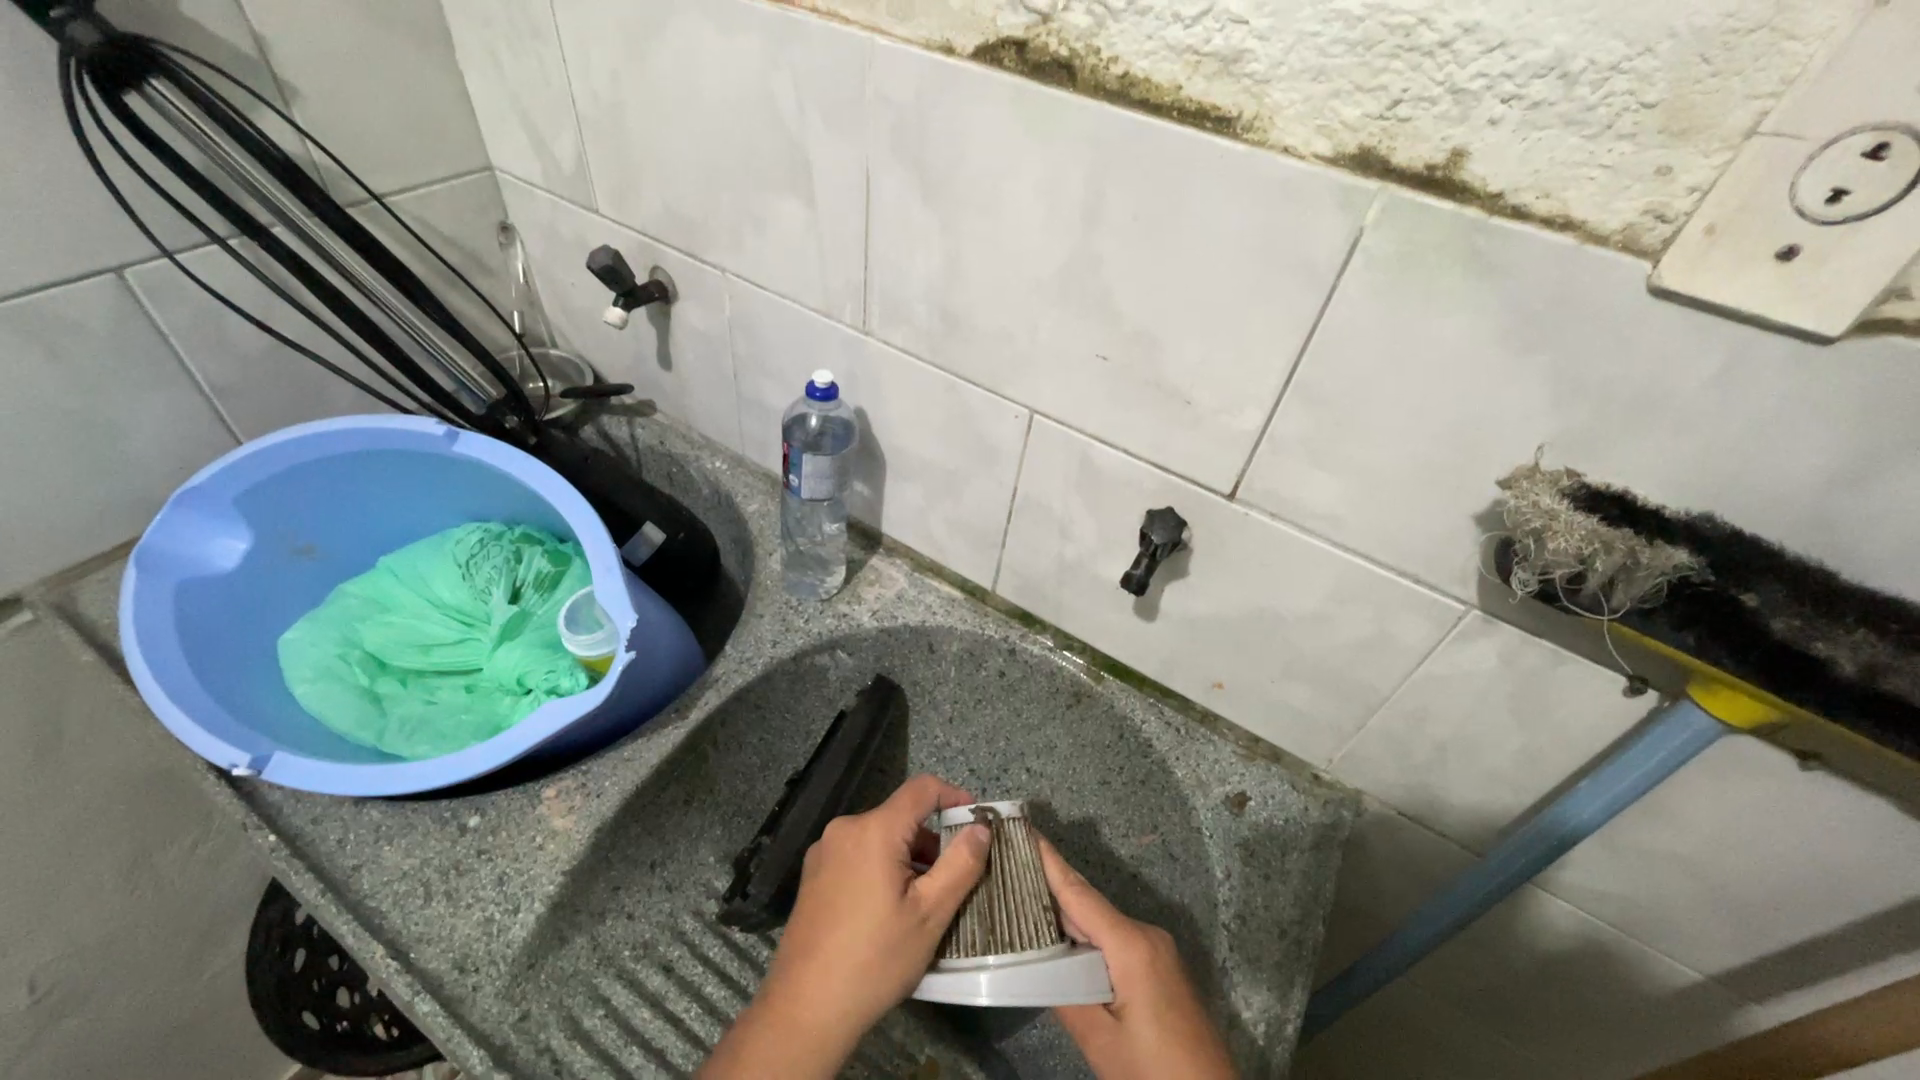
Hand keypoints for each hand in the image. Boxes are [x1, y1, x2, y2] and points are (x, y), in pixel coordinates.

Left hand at [700, 775, 991, 1078]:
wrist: (805, 1008)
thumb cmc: (874, 959)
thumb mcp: (930, 914)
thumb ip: (961, 864)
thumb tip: (981, 828)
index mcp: (874, 830)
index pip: (922, 788)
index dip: (955, 796)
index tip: (977, 822)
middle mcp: (844, 830)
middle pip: (900, 816)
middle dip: (932, 840)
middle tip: (955, 880)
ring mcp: (823, 853)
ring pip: (879, 838)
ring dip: (908, 859)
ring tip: (925, 904)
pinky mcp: (813, 876)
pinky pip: (858, 856)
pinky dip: (882, 869)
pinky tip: (890, 912)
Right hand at [1040, 834, 1236, 1079]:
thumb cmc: (1157, 1072)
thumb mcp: (1102, 1042)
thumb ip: (1064, 996)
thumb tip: (1033, 964)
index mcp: (1132, 945)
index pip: (1079, 894)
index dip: (1048, 860)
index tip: (1022, 828)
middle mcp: (1146, 935)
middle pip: (1087, 906)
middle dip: (1048, 886)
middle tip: (1007, 865)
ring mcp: (1157, 951)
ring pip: (1100, 926)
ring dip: (1064, 917)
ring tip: (1020, 901)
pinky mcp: (1160, 970)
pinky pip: (1114, 942)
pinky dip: (1085, 939)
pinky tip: (1058, 943)